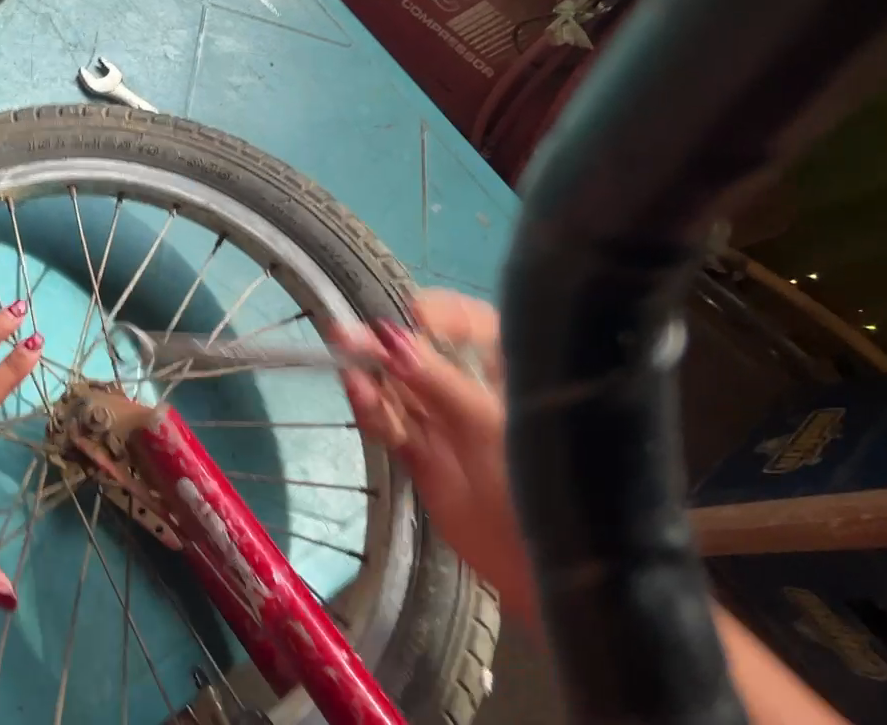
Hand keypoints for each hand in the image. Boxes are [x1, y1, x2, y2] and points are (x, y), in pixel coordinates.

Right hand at [335, 291, 533, 614]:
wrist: (542, 572)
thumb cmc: (533, 484)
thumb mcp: (488, 424)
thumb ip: (438, 380)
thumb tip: (390, 337)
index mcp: (510, 374)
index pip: (473, 323)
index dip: (439, 314)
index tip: (407, 315)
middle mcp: (475, 391)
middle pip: (423, 354)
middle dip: (385, 345)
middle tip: (345, 335)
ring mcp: (445, 423)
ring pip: (399, 388)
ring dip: (372, 377)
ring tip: (347, 369)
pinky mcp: (422, 453)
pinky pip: (390, 423)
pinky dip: (372, 411)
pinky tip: (357, 396)